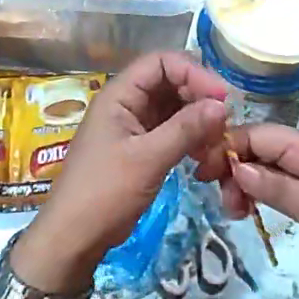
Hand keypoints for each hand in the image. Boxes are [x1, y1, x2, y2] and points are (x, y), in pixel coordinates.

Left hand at [14, 53, 228, 290]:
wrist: (74, 236)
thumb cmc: (105, 192)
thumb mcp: (148, 159)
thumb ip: (185, 128)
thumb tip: (222, 104)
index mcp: (119, 95)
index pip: (160, 62)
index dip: (192, 72)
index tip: (221, 97)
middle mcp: (126, 103)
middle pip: (169, 82)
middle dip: (199, 97)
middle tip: (225, 122)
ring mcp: (132, 125)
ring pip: (173, 108)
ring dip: (197, 120)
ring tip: (218, 141)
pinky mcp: (140, 148)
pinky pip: (171, 130)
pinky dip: (190, 138)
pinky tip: (205, 155)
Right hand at [198, 124, 298, 272]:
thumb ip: (277, 188)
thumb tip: (236, 166)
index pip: (255, 134)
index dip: (224, 149)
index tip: (202, 177)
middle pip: (258, 147)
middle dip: (233, 169)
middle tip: (227, 207)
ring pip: (268, 163)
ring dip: (247, 183)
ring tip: (239, 214)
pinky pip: (284, 178)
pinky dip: (265, 191)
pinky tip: (257, 210)